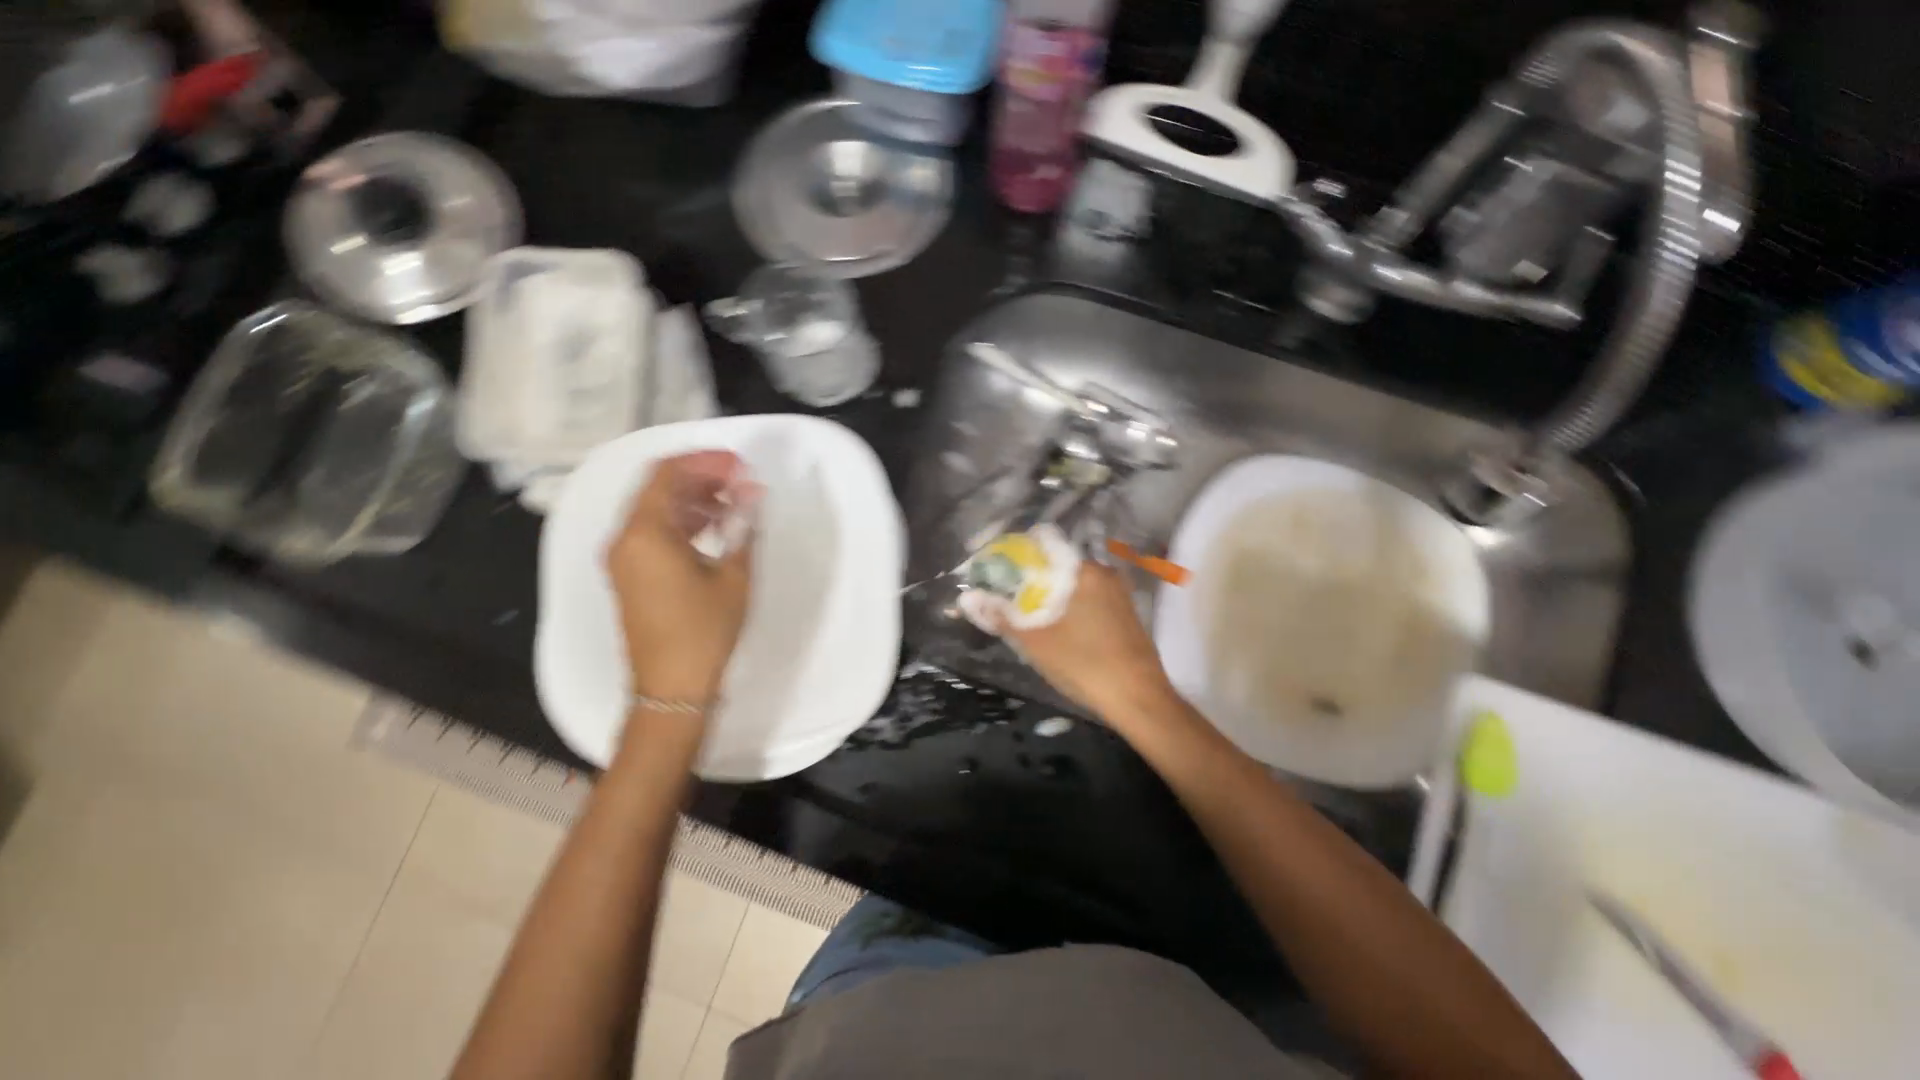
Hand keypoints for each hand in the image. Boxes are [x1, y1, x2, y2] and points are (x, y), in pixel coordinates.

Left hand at [605, 451, 755, 707]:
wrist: (671, 689)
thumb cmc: (704, 631)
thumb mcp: (734, 576)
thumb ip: (741, 525)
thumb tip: (751, 492)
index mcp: (644, 533)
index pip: (667, 473)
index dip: (705, 460)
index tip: (740, 465)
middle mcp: (624, 539)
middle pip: (658, 488)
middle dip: (700, 478)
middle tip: (740, 481)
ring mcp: (623, 559)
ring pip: (655, 511)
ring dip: (692, 500)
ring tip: (733, 504)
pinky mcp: (629, 576)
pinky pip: (652, 533)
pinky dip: (681, 523)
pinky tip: (714, 530)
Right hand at [1004, 561, 1178, 729]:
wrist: (1140, 701)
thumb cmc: (1086, 665)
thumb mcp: (1036, 643)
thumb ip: (1001, 617)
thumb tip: (967, 599)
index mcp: (1087, 571)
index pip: (1043, 552)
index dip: (1015, 563)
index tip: (995, 578)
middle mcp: (1107, 575)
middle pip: (1059, 571)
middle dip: (1031, 585)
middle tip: (1005, 603)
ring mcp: (1121, 597)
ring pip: (1075, 590)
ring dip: (1051, 602)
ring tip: (1025, 619)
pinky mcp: (1127, 617)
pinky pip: (1090, 604)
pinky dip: (1071, 612)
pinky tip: (1057, 632)